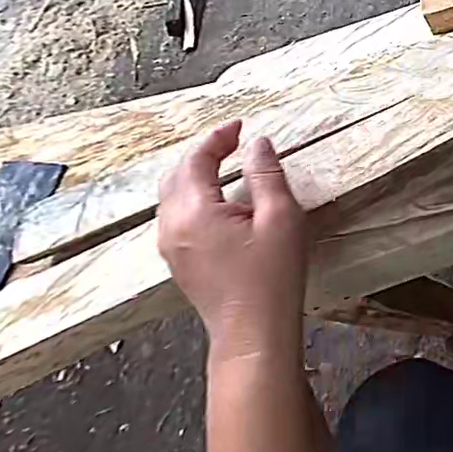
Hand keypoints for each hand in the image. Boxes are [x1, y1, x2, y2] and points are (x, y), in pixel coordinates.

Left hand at [157, 120, 309, 363]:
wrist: (253, 327)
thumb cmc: (273, 272)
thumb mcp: (281, 217)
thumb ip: (268, 175)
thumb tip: (259, 144)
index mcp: (193, 213)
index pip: (195, 162)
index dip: (217, 139)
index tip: (240, 124)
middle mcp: (171, 227)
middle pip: (175, 177)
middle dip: (203, 153)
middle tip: (234, 138)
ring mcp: (171, 246)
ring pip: (174, 197)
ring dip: (197, 173)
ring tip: (228, 161)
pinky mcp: (180, 260)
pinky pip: (179, 215)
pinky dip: (196, 194)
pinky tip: (221, 196)